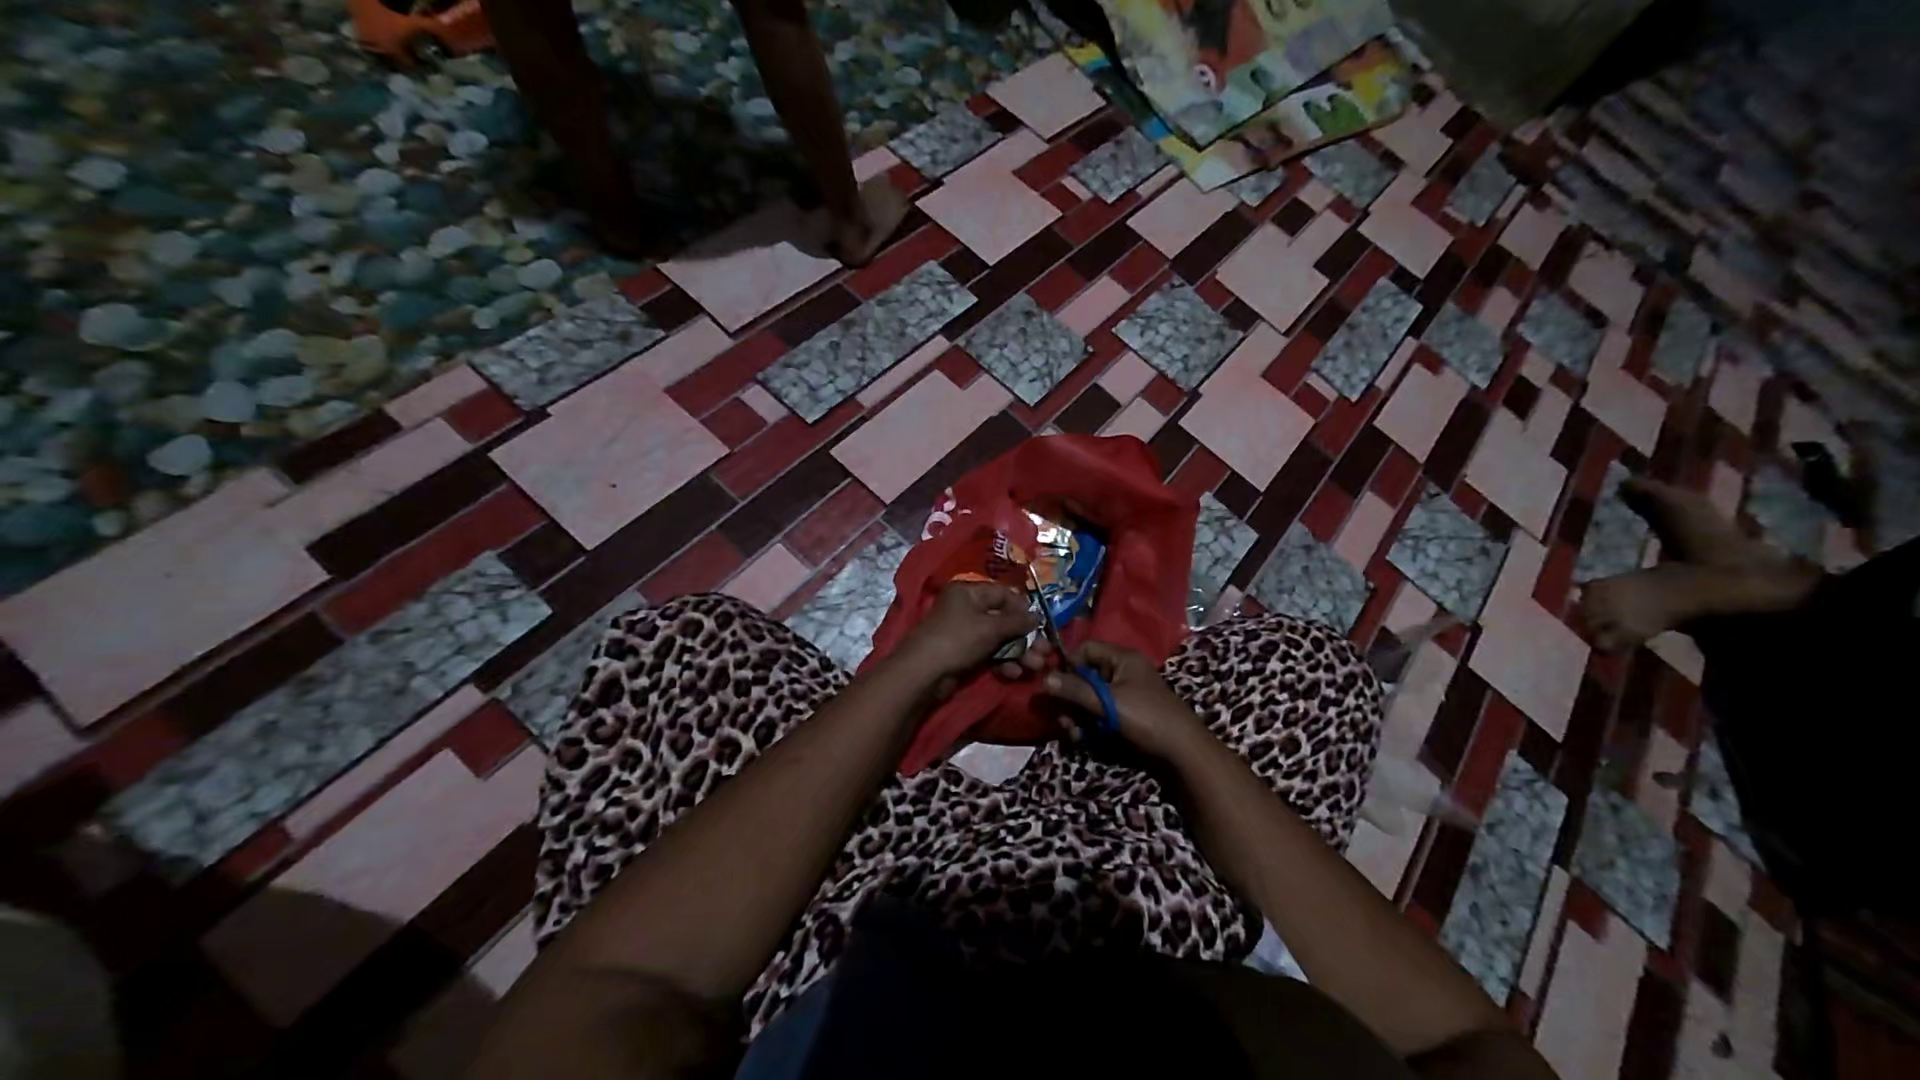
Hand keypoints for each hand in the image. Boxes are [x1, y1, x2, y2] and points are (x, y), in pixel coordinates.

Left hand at [891, 581, 1037, 685]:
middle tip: (1044, 652)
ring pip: (999, 639)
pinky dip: (1003, 662)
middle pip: (1003, 618)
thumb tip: (1037, 616)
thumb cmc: (957, 640)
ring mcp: (965, 632)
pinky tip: (1014, 674)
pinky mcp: (964, 654)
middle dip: (1025, 636)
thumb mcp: (990, 627)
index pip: (1003, 593)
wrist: (924, 674)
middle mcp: (966, 608)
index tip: (1040, 623)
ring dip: (1019, 652)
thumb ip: (1017, 621)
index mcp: (968, 591)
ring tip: (1035, 666)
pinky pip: (990, 653)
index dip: (1023, 607)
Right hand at [1017, 640, 1210, 761]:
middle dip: (1069, 696)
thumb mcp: (1108, 702)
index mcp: (1122, 658)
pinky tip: (1082, 737)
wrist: (1182, 751)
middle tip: (1061, 715)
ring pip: (1088, 696)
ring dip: (1076, 713)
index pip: (1085, 649)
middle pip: (1084, 675)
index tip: (1051, 680)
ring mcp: (1123, 694)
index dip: (1066, 662)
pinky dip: (1088, 723)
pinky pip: (1098, 711)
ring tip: (1072, 731)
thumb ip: (1075, 689)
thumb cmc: (1147, 717)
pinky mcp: (1124, 714)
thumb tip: (1044, 679)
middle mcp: (1122, 672)